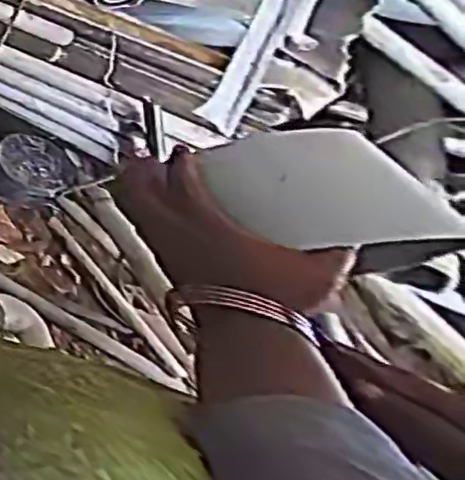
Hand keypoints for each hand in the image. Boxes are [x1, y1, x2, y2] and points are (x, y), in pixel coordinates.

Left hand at [116, 149, 354, 312]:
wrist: (245, 327)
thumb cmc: (275, 298)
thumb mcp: (316, 270)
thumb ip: (330, 252)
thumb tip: (346, 243)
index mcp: (205, 222)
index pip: (183, 182)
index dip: (180, 163)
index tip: (182, 152)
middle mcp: (175, 228)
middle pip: (140, 188)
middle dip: (139, 170)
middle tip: (145, 157)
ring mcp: (162, 243)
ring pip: (134, 206)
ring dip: (133, 188)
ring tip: (137, 176)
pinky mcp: (161, 258)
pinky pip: (140, 225)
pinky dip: (139, 211)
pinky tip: (148, 211)